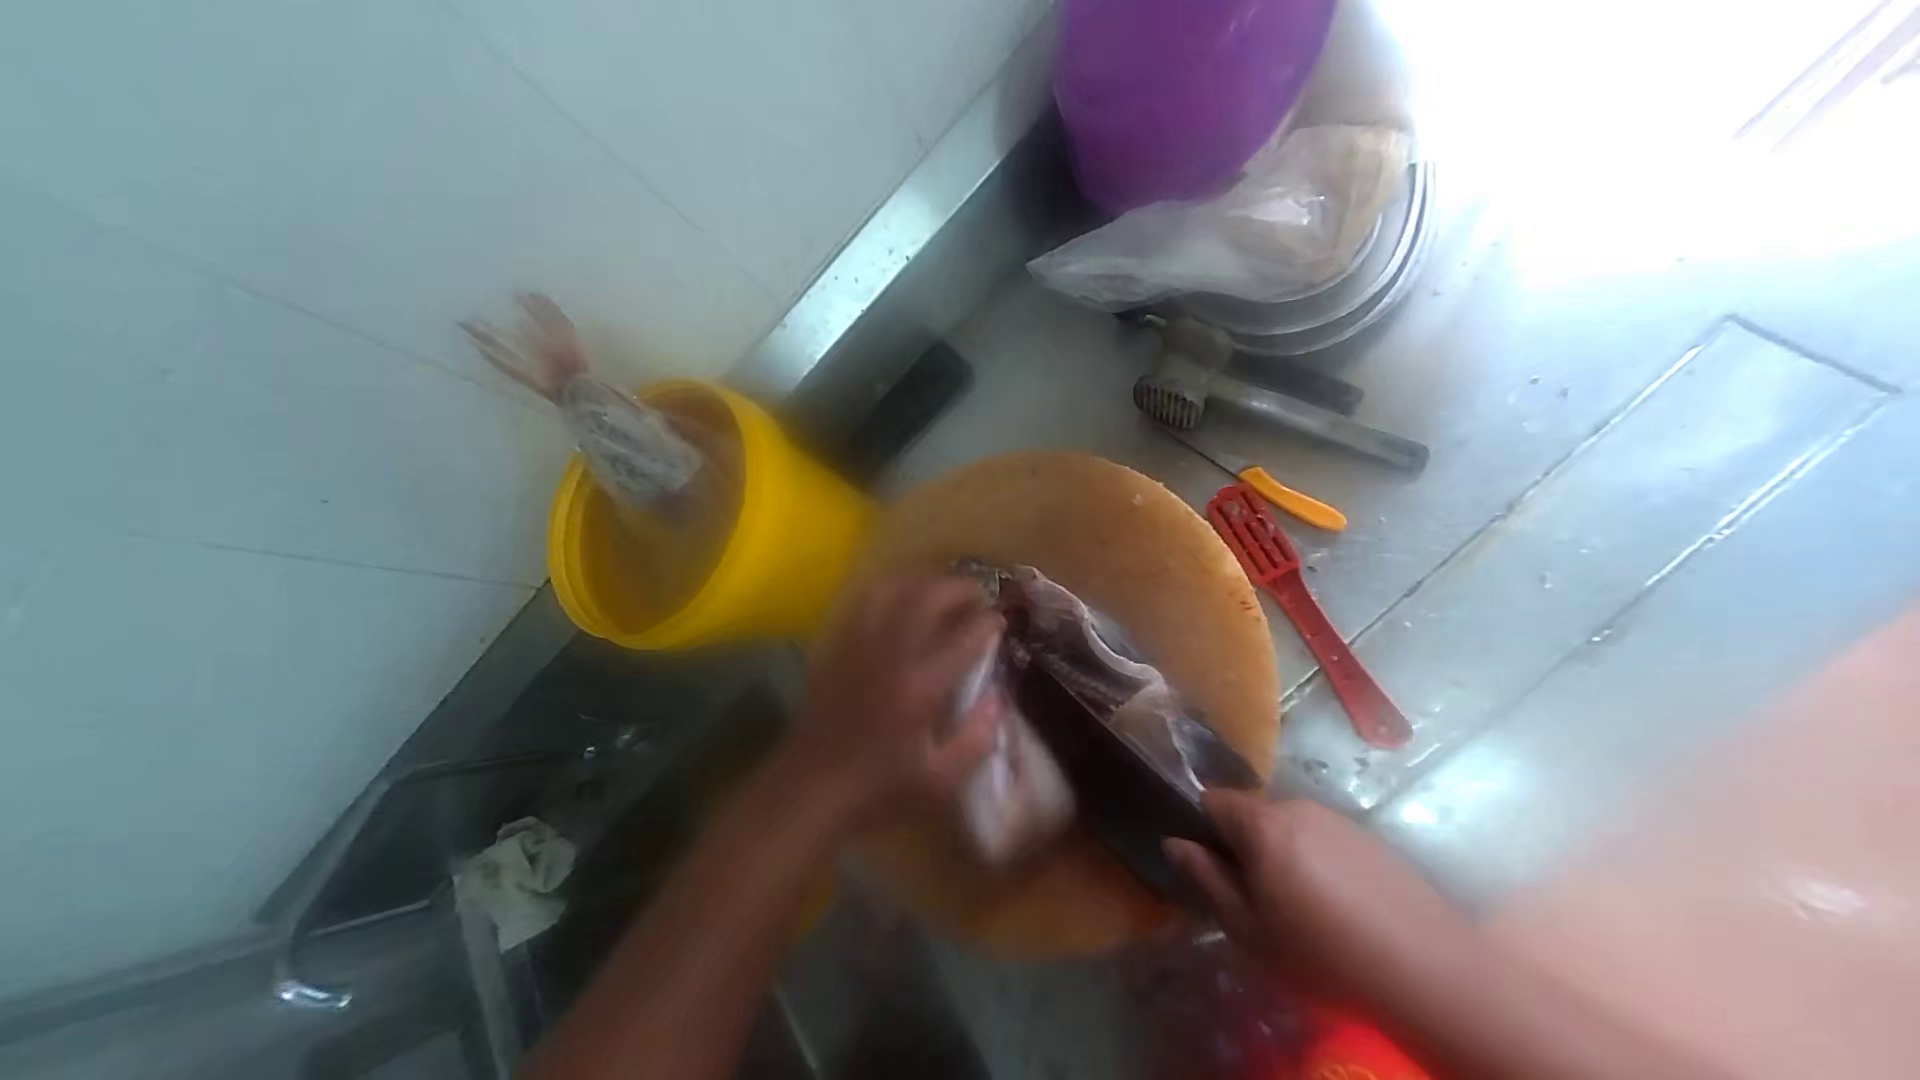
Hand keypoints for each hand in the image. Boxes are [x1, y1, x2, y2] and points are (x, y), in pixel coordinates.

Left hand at [787, 575, 1003, 818]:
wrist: (811, 786)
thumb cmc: (879, 787)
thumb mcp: (941, 779)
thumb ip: (978, 737)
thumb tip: (997, 697)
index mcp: (920, 688)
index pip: (964, 638)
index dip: (988, 622)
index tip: (999, 621)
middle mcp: (890, 655)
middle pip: (927, 596)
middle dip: (959, 587)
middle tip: (977, 596)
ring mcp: (859, 644)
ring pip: (893, 589)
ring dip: (924, 581)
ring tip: (942, 591)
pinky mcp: (838, 645)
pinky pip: (867, 602)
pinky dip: (892, 591)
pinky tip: (903, 602)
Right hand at [1165, 792, 1469, 1002]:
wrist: (1432, 974)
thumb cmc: (1324, 955)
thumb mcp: (1250, 929)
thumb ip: (1207, 878)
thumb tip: (1174, 842)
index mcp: (1263, 824)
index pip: (1212, 799)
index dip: (1204, 828)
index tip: (1215, 868)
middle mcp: (1298, 808)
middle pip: (1252, 811)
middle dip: (1244, 842)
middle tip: (1257, 895)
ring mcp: (1339, 820)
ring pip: (1289, 825)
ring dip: (1282, 851)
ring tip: (1301, 904)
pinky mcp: (1371, 839)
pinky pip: (1324, 837)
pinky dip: (1317, 859)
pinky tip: (1339, 905)